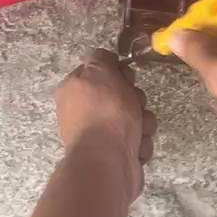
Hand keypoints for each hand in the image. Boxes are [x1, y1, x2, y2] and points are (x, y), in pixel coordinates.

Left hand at [55, 49, 156, 196]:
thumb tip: (99, 56)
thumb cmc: (105, 112)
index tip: (127, 78)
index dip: (118, 73)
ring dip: (143, 123)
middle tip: (134, 105)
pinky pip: (137, 141)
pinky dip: (140, 143)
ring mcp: (100, 136)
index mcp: (74, 91)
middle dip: (136, 100)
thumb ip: (100, 58)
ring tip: (138, 131)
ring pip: (135, 118)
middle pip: (122, 96)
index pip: (100, 73)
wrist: (109, 160)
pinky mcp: (116, 155)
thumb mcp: (101, 71)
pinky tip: (136, 148)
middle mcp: (83, 113)